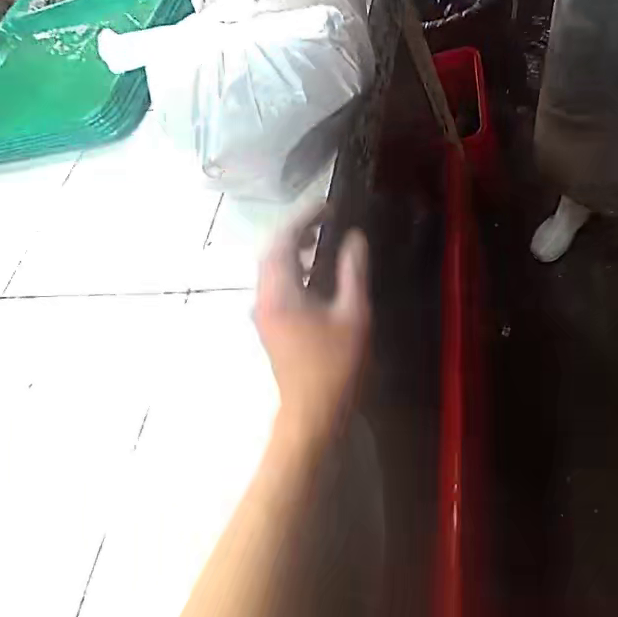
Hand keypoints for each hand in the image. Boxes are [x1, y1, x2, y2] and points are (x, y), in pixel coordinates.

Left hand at [253, 211, 370, 439]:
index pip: (282, 241)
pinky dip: (291, 267)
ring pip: (270, 267)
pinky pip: (274, 282)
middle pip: (271, 251)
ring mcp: (262, 312)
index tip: (326, 205)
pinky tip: (313, 270)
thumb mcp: (354, 314)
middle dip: (295, 229)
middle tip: (324, 218)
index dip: (302, 217)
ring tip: (321, 237)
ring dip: (292, 248)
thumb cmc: (336, 364)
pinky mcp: (268, 323)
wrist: (312, 411)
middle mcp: (263, 298)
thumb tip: (354, 238)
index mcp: (280, 292)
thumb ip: (353, 272)